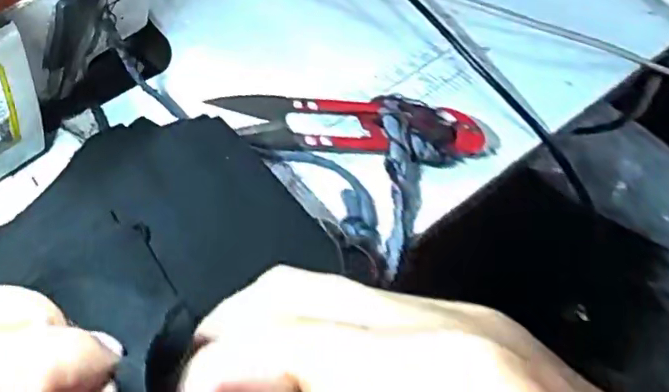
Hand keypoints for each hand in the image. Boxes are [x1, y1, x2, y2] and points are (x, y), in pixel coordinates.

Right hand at [179, 266, 602, 391]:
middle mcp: (451, 320)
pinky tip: (293, 370)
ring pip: (310, 286)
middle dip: (221, 336)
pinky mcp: (478, 329)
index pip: (284, 337)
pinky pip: (353, 305)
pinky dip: (302, 332)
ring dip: (254, 326)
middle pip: (283, 292)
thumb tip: (226, 386)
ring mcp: (467, 317)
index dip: (216, 367)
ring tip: (226, 372)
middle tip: (189, 380)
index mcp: (449, 368)